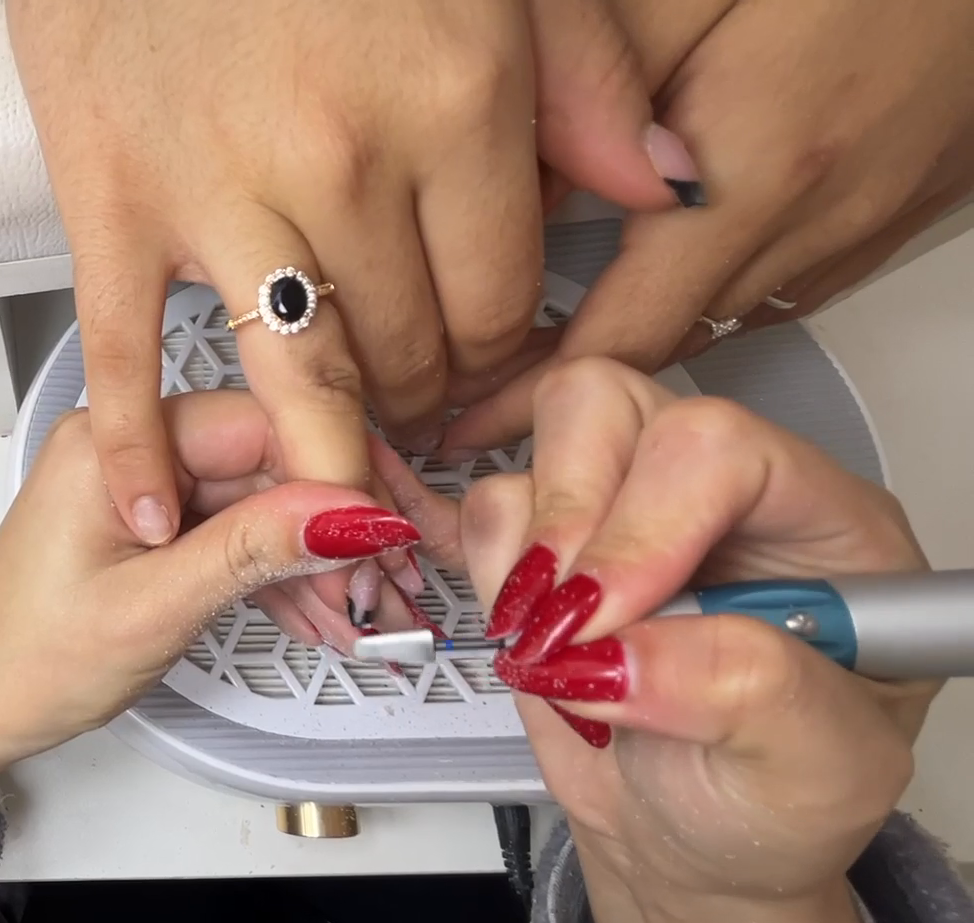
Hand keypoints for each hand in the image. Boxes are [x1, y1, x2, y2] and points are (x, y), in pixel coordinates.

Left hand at [0, 391, 418, 786]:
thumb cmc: (36, 660)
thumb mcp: (153, 607)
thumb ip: (252, 552)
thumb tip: (356, 513)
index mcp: (112, 443)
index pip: (256, 425)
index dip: (337, 475)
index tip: (395, 530)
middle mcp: (125, 448)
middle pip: (261, 466)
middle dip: (333, 531)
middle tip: (397, 584)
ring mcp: (138, 489)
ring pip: (251, 508)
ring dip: (310, 564)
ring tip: (369, 619)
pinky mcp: (146, 527)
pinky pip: (224, 537)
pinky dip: (269, 577)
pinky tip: (319, 617)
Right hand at [6, 0, 691, 549]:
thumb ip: (585, 77)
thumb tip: (655, 186)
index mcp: (453, 96)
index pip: (499, 297)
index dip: (494, 358)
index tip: (474, 376)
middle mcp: (341, 165)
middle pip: (401, 352)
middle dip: (413, 404)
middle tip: (403, 422)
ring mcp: (216, 204)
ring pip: (293, 377)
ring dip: (321, 455)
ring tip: (332, 501)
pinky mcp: (114, 222)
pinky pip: (125, 359)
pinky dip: (135, 447)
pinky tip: (154, 515)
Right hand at [386, 358, 936, 922]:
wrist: (680, 825)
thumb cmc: (760, 796)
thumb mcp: (809, 770)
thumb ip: (741, 694)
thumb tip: (609, 648)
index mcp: (817, 524)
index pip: (714, 449)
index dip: (639, 528)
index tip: (598, 625)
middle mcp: (707, 498)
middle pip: (604, 405)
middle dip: (560, 515)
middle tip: (554, 617)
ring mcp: (611, 515)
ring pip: (527, 453)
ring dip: (515, 557)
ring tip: (545, 642)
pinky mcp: (537, 543)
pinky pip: (478, 509)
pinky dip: (480, 569)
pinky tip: (521, 626)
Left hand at [444, 0, 973, 453]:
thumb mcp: (669, 8)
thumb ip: (574, 116)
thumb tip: (503, 209)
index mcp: (757, 178)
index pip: (613, 343)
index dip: (524, 400)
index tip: (462, 432)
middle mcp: (826, 213)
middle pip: (658, 342)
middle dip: (562, 382)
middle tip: (476, 397)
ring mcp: (877, 210)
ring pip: (712, 317)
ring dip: (628, 337)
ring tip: (535, 351)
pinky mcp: (908, 194)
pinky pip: (772, 279)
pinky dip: (694, 296)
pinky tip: (645, 280)